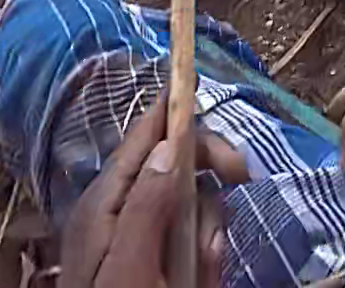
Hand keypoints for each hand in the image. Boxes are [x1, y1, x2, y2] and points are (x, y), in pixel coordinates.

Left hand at [61, 94, 228, 287]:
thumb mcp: (129, 268)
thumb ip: (147, 205)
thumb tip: (170, 143)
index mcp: (102, 202)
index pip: (140, 138)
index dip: (168, 107)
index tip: (195, 77)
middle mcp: (117, 211)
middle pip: (168, 162)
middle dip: (205, 165)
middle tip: (241, 174)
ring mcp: (134, 238)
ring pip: (185, 203)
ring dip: (206, 224)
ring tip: (205, 265)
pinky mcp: (150, 264)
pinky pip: (187, 241)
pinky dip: (202, 255)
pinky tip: (201, 278)